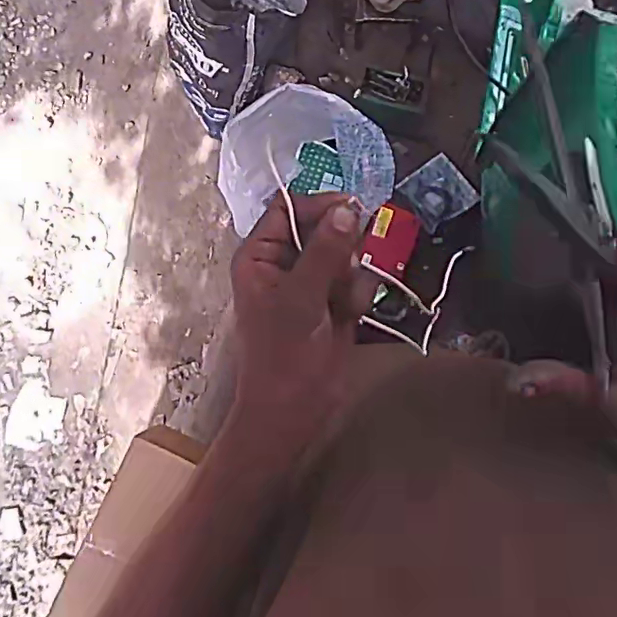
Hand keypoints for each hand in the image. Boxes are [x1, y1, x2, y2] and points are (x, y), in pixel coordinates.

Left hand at [227, 192, 373, 460]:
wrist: (295, 411)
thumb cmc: (284, 354)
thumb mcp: (301, 298)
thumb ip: (325, 251)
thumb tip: (348, 209)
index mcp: (260, 254)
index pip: (289, 209)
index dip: (319, 205)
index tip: (353, 208)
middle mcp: (284, 262)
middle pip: (323, 227)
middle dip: (342, 246)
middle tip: (348, 265)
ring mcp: (310, 282)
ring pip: (345, 253)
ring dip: (351, 274)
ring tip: (342, 302)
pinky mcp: (332, 301)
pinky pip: (354, 279)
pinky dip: (356, 294)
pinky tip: (348, 316)